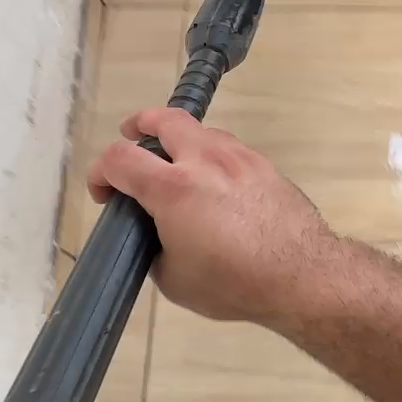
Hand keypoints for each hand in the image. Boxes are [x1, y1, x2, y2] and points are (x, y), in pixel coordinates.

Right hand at [86, 108, 343, 323]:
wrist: (300, 272)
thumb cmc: (232, 282)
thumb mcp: (173, 277)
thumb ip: (155, 244)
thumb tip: (159, 232)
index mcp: (174, 187)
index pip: (120, 158)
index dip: (100, 171)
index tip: (103, 192)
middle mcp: (206, 160)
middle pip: (166, 120)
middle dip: (141, 125)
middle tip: (133, 137)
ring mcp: (240, 158)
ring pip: (202, 131)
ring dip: (181, 140)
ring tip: (176, 165)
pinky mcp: (265, 165)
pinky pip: (229, 148)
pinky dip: (211, 156)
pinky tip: (214, 183)